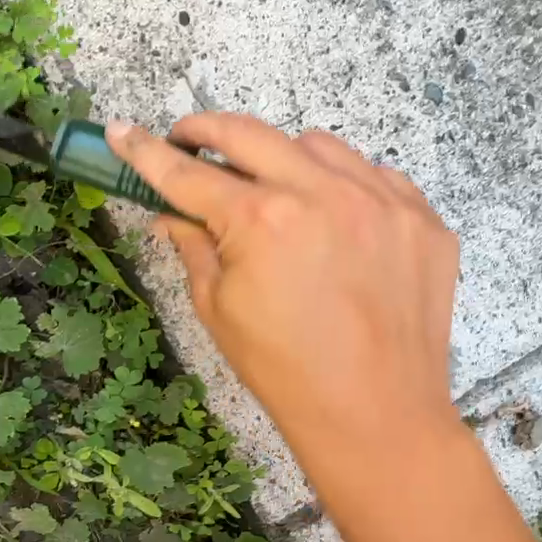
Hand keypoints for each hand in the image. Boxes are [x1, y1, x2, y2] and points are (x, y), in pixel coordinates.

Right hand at [107, 115, 461, 457]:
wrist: (375, 412)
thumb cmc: (279, 365)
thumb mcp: (214, 304)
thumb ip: (192, 243)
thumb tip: (171, 213)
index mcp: (259, 220)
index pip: (184, 172)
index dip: (143, 150)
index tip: (119, 130)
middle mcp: (321, 194)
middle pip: (246, 132)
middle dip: (203, 128)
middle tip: (185, 140)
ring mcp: (380, 200)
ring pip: (313, 143)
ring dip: (276, 154)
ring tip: (268, 187)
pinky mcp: (421, 217)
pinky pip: (370, 172)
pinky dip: (338, 181)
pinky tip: (328, 217)